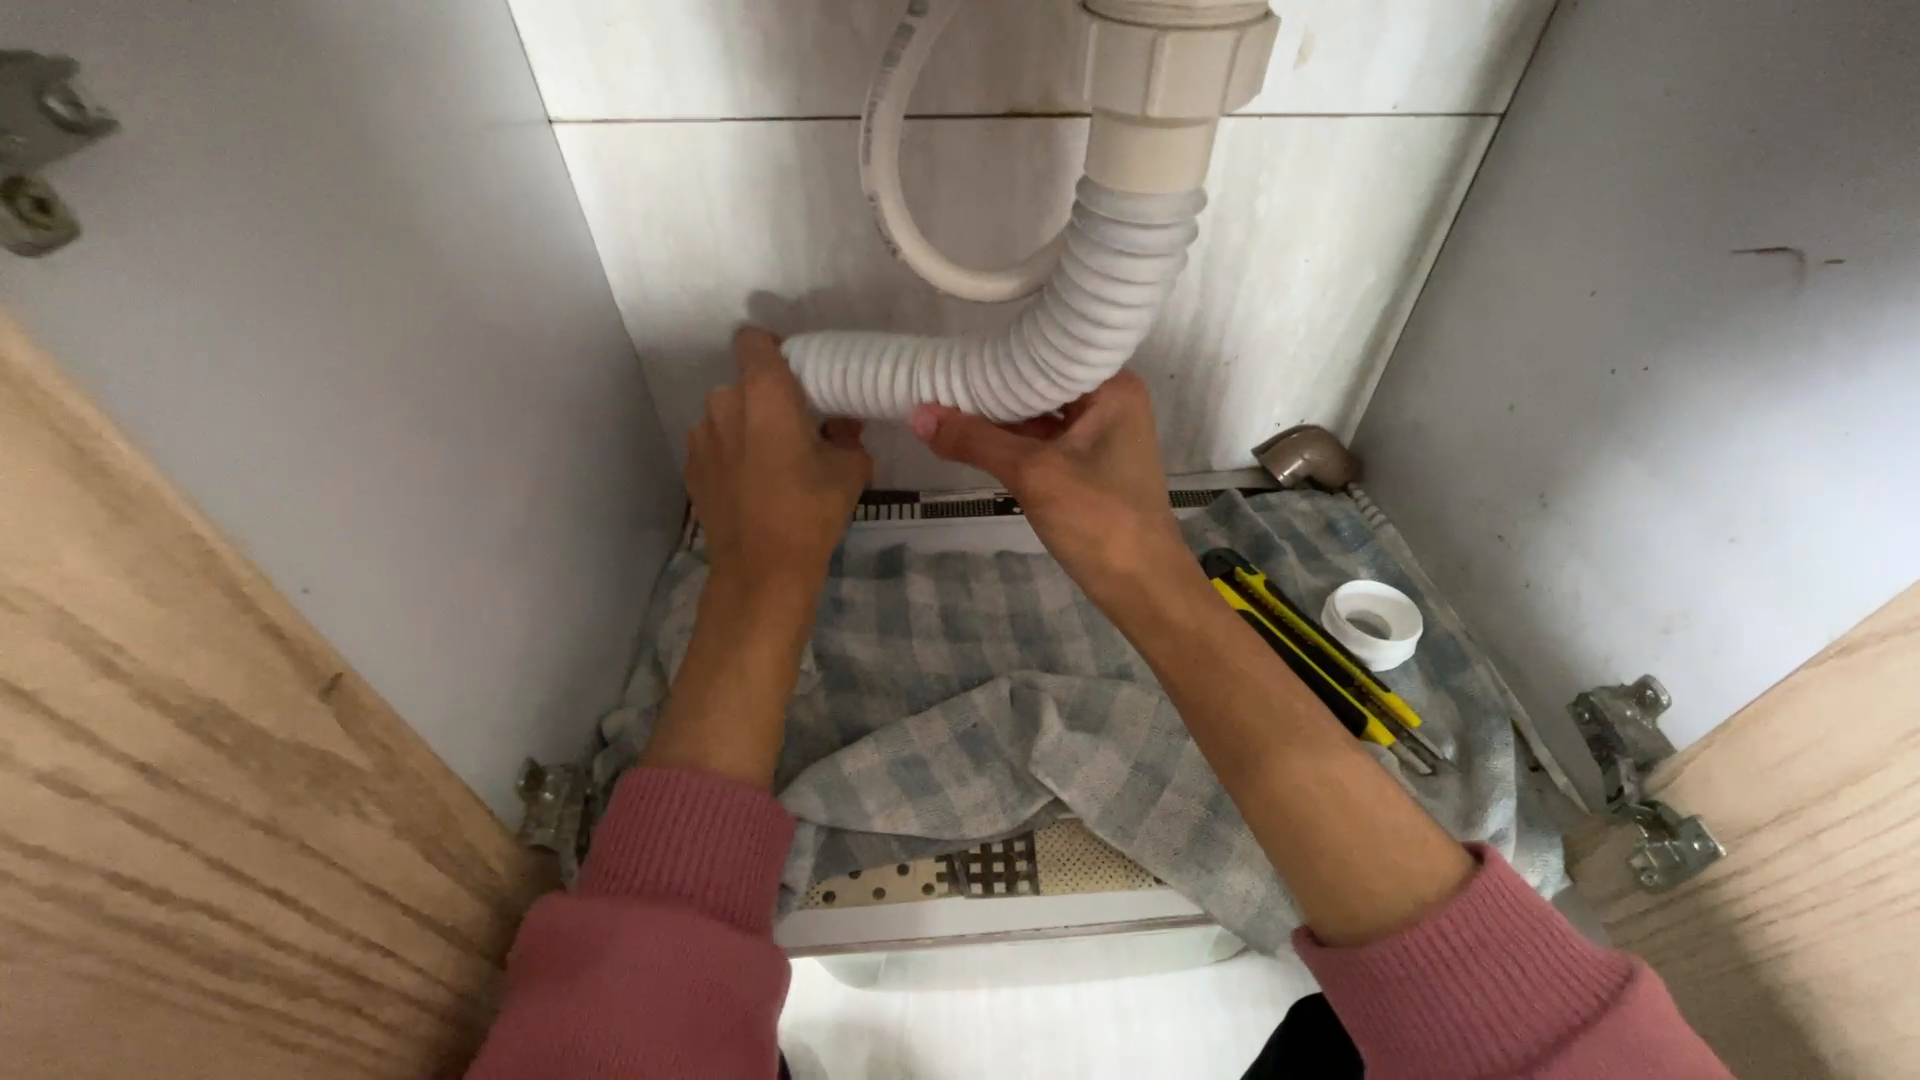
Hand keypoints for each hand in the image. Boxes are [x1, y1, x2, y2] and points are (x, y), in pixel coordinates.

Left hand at [687, 328, 871, 590]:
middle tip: (798, 430)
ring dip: (748, 429)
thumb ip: (849, 435)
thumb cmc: (811, 510)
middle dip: (769, 400)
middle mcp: (724, 403)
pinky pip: (716, 446)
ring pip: (728, 417)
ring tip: (774, 465)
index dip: (774, 350)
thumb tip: (844, 424)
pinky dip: (733, 456)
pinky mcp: (691, 468)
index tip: (797, 376)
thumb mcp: (851, 469)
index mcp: (764, 392)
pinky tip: (754, 488)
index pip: (754, 340)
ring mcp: (701, 437)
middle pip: (745, 384)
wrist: (763, 570)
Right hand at [910, 372, 1196, 608]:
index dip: (997, 356)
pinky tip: (973, 440)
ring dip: (999, 418)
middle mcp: (1110, 403)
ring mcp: (1101, 437)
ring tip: (943, 406)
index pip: (1046, 355)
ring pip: (1040, 416)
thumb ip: (975, 441)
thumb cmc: (1099, 520)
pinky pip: (1044, 443)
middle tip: (938, 379)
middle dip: (992, 388)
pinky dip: (1012, 443)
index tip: (950, 356)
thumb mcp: (1033, 475)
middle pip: (1041, 384)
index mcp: (1112, 388)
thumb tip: (917, 415)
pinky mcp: (1089, 468)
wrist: (1143, 587)